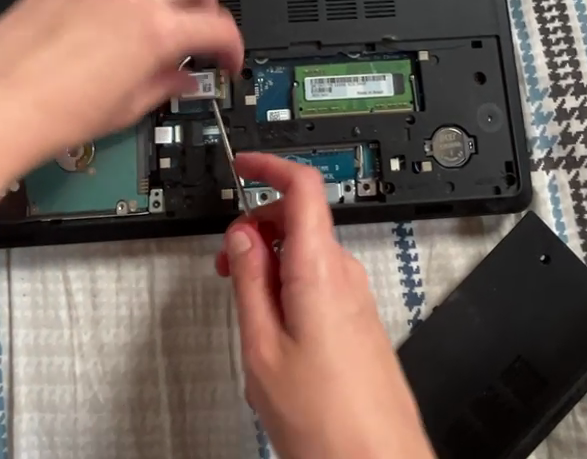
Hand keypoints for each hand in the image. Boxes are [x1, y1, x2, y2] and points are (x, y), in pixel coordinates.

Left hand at [0, 0, 242, 174]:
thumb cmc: (48, 115)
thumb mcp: (123, 110)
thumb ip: (162, 86)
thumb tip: (181, 79)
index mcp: (155, 30)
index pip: (217, 26)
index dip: (232, 45)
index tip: (227, 59)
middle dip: (209, 1)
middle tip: (202, 26)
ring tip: (162, 5)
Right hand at [214, 153, 434, 458]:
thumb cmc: (326, 420)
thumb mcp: (262, 349)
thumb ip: (249, 283)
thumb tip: (239, 238)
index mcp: (319, 268)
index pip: (302, 185)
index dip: (270, 165)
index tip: (243, 165)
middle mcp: (344, 272)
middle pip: (298, 217)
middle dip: (257, 227)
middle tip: (227, 263)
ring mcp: (356, 293)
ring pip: (307, 249)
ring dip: (271, 260)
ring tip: (247, 307)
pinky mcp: (359, 315)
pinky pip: (320, 275)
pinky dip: (290, 281)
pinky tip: (274, 324)